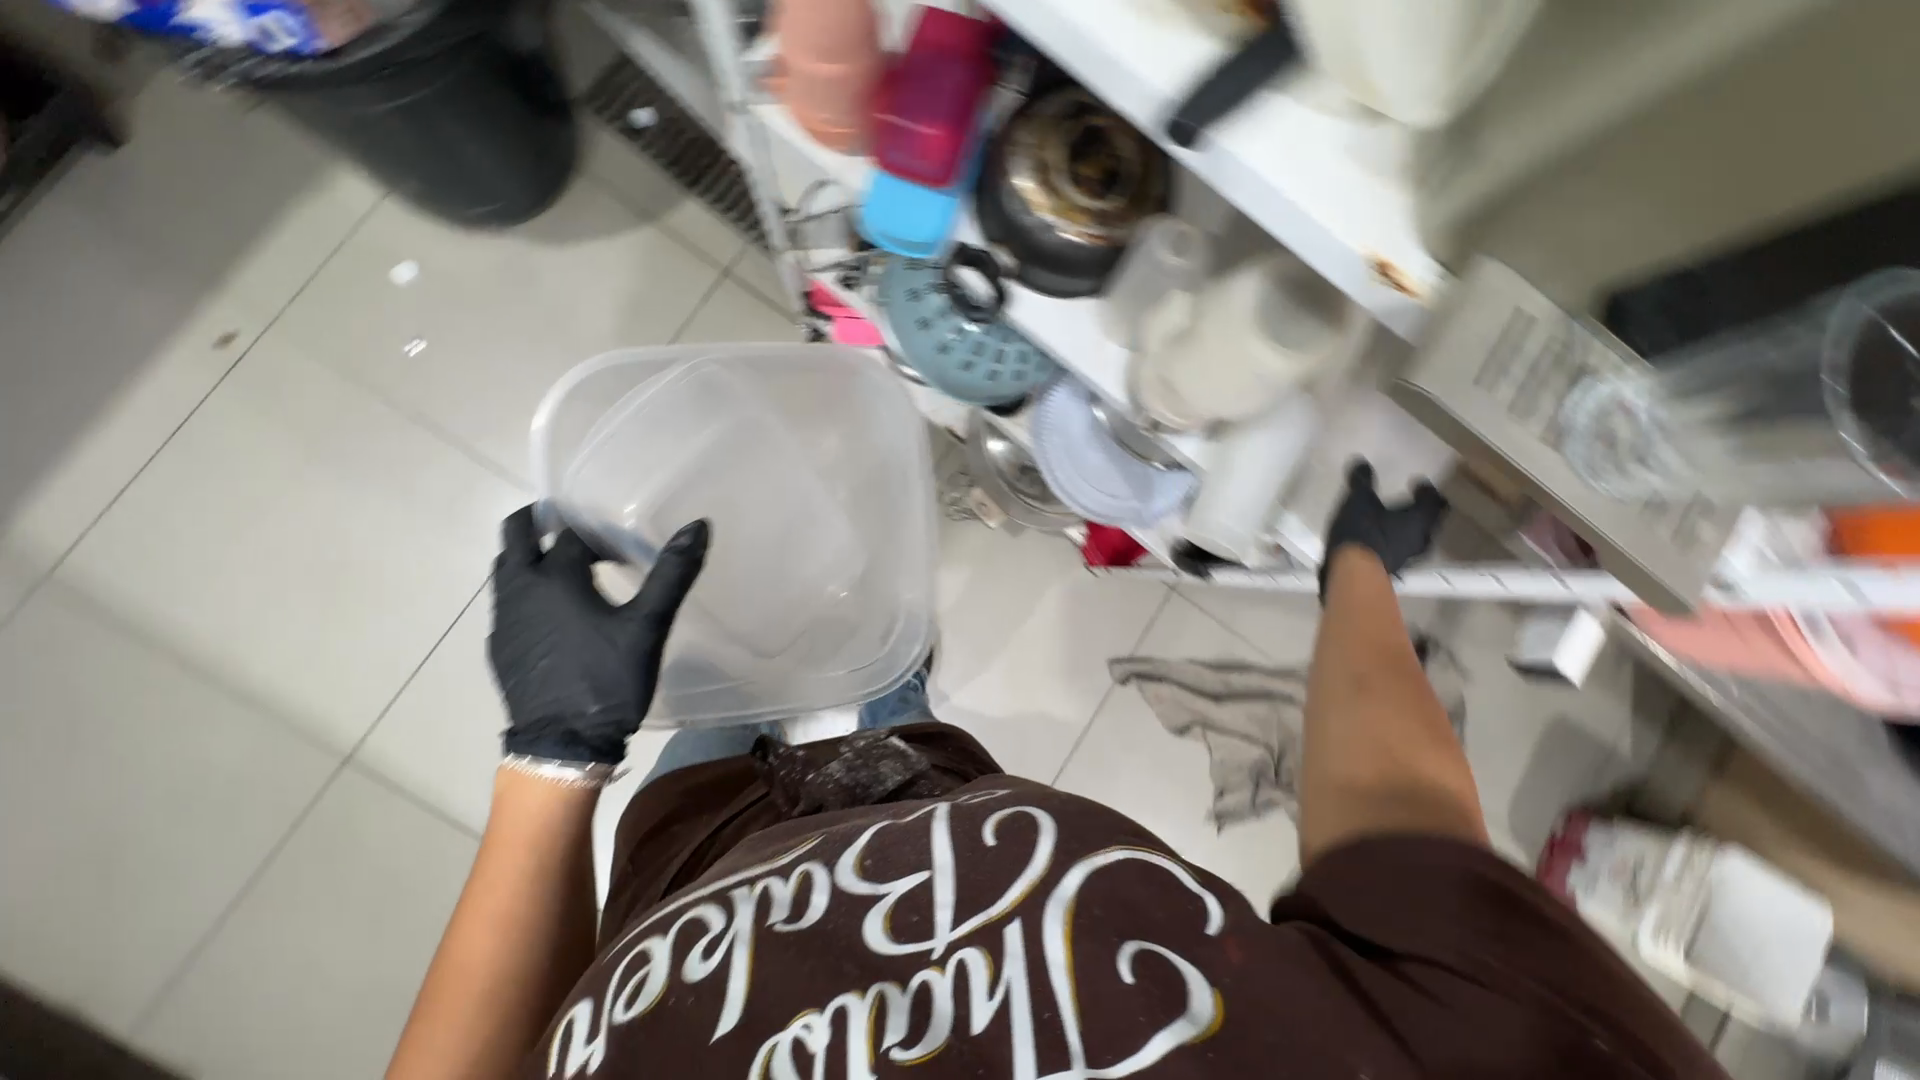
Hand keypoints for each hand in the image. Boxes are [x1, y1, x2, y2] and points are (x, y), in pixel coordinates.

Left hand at [487, 506, 708, 765]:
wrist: (563, 743)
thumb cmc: (608, 679)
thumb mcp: (648, 626)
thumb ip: (671, 574)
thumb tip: (698, 526)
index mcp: (555, 578)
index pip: (572, 534)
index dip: (599, 534)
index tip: (623, 551)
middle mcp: (520, 589)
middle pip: (516, 535)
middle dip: (539, 520)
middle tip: (570, 524)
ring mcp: (504, 620)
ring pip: (507, 569)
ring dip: (531, 557)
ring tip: (566, 569)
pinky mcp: (501, 646)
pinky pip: (508, 603)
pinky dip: (527, 592)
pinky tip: (555, 617)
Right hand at [1319, 460, 1446, 599]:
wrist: (1352, 573)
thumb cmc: (1363, 531)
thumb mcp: (1359, 500)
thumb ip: (1362, 481)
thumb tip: (1361, 462)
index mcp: (1420, 518)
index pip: (1434, 500)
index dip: (1427, 490)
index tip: (1418, 482)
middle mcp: (1421, 538)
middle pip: (1430, 521)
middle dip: (1422, 510)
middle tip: (1413, 501)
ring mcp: (1408, 557)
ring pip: (1417, 538)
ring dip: (1410, 528)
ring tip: (1396, 520)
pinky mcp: (1392, 569)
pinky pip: (1401, 550)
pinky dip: (1396, 541)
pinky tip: (1381, 539)